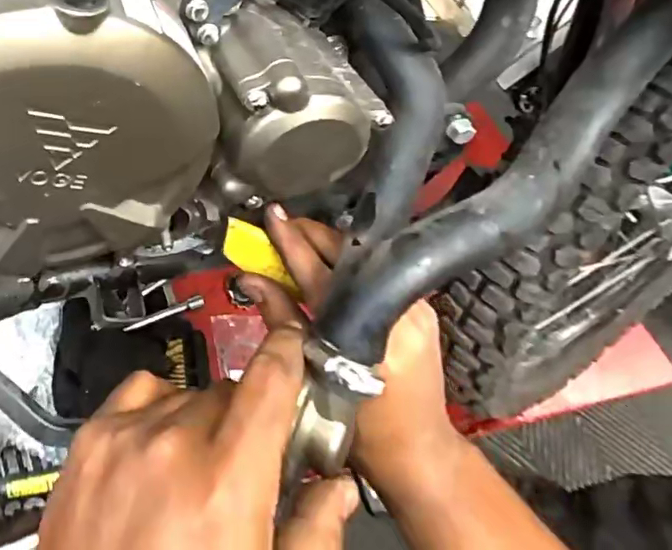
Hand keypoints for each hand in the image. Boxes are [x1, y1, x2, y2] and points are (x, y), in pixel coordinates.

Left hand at [39, 326, 358, 549]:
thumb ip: (309, 534)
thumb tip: (334, 488)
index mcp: (226, 483)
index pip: (268, 382)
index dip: (287, 354)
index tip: (293, 345)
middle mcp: (174, 445)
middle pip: (227, 393)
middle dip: (243, 420)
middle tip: (243, 464)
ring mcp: (126, 434)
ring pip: (185, 393)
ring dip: (199, 420)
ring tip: (193, 472)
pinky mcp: (91, 437)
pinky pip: (140, 391)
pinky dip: (157, 409)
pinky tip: (158, 450)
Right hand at [239, 205, 466, 486]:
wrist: (420, 456)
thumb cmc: (363, 430)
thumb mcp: (313, 375)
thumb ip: (281, 319)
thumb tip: (249, 280)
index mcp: (368, 329)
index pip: (320, 270)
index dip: (290, 241)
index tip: (272, 214)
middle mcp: (398, 309)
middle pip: (346, 254)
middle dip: (310, 235)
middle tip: (279, 226)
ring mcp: (417, 307)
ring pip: (361, 259)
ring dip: (327, 248)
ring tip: (297, 242)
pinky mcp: (422, 309)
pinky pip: (374, 273)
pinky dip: (346, 266)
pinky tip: (327, 267)